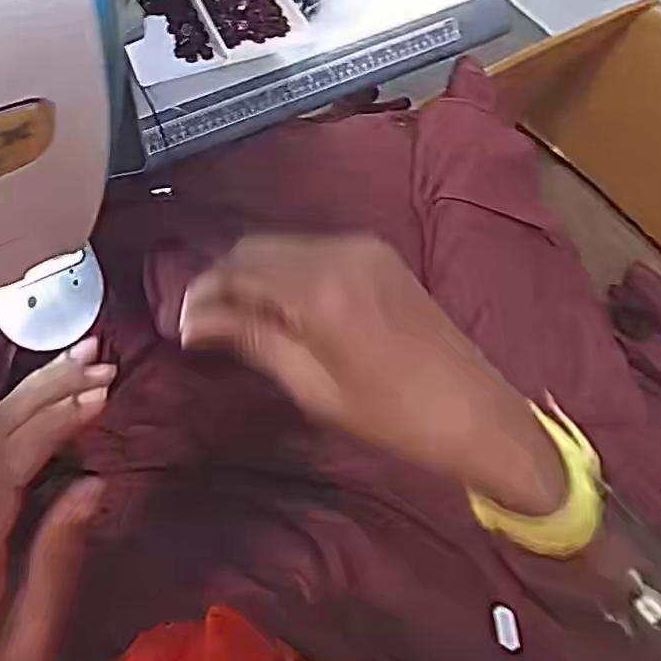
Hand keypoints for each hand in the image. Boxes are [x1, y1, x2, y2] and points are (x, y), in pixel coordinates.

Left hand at [0, 339, 114, 660]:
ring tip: (80, 357)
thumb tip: (94, 482)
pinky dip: (24, 412)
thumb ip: (59, 556)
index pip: (10, 460)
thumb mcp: (34, 642)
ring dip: (35, 388)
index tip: (102, 393)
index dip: (56, 419)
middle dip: (48, 386)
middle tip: (97, 358)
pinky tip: (52, 394)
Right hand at [178, 234, 566, 514]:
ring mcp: (358, 246)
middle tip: (204, 320)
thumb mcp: (310, 386)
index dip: (200, 294)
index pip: (236, 272)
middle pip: (251, 248)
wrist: (480, 414)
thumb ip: (249, 338)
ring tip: (237, 314)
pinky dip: (281, 269)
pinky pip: (306, 248)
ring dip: (249, 272)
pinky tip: (278, 302)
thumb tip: (191, 323)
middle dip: (220, 279)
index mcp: (320, 290)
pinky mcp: (372, 250)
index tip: (181, 323)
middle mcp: (336, 252)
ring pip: (276, 244)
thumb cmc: (391, 416)